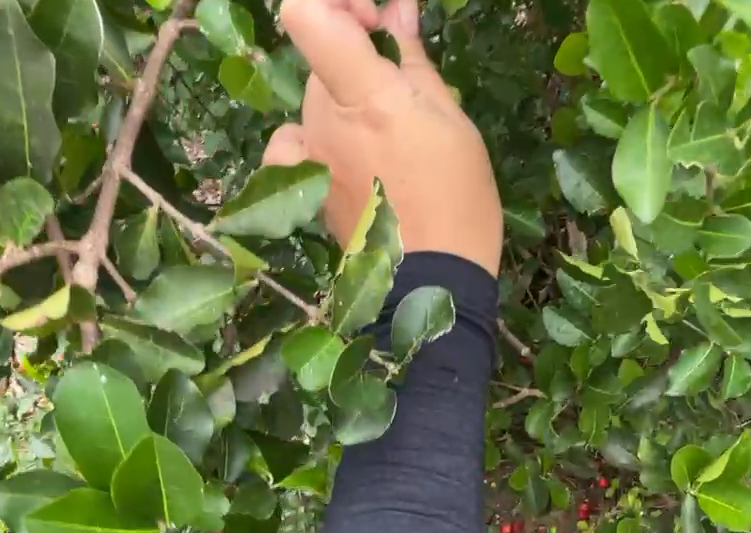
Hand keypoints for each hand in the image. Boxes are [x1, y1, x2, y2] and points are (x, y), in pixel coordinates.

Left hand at [265, 0, 500, 273]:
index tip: (376, 25)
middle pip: (324, 61)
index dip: (336, 2)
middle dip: (360, 64)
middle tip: (407, 96)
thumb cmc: (459, 205)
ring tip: (386, 141)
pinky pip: (291, 148)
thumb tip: (398, 12)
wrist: (436, 286)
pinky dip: (308, 140)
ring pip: (316, 103)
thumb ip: (414, 64)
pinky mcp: (310, 193)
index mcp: (365, 97)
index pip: (307, 14)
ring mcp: (313, 160)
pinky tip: (334, 152)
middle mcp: (325, 123)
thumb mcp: (453, 125)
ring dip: (345, 105)